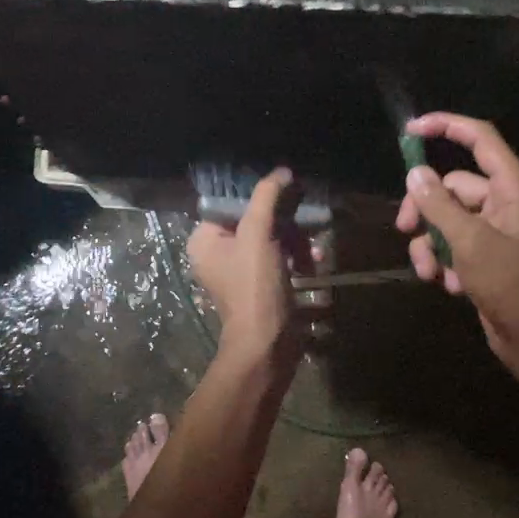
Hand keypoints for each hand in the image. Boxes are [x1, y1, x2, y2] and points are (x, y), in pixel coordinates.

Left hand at [188, 168, 301, 358]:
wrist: (268, 346)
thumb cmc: (254, 287)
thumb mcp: (258, 235)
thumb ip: (267, 198)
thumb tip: (282, 171)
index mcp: (205, 240)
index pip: (231, 203)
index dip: (259, 195)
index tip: (288, 190)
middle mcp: (217, 253)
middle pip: (254, 219)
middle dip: (284, 222)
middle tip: (305, 221)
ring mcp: (239, 271)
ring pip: (271, 238)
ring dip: (295, 241)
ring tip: (312, 251)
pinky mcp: (261, 285)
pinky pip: (279, 258)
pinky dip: (297, 258)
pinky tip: (313, 263)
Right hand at [395, 114, 518, 380]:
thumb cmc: (513, 286)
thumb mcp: (469, 243)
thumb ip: (438, 205)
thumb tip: (415, 172)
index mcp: (514, 190)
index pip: (481, 140)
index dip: (447, 127)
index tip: (410, 129)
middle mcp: (507, 205)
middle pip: (453, 186)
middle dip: (426, 208)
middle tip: (404, 227)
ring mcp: (498, 233)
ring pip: (449, 219)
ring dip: (432, 242)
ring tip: (428, 270)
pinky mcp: (489, 259)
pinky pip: (456, 244)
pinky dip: (445, 260)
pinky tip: (446, 284)